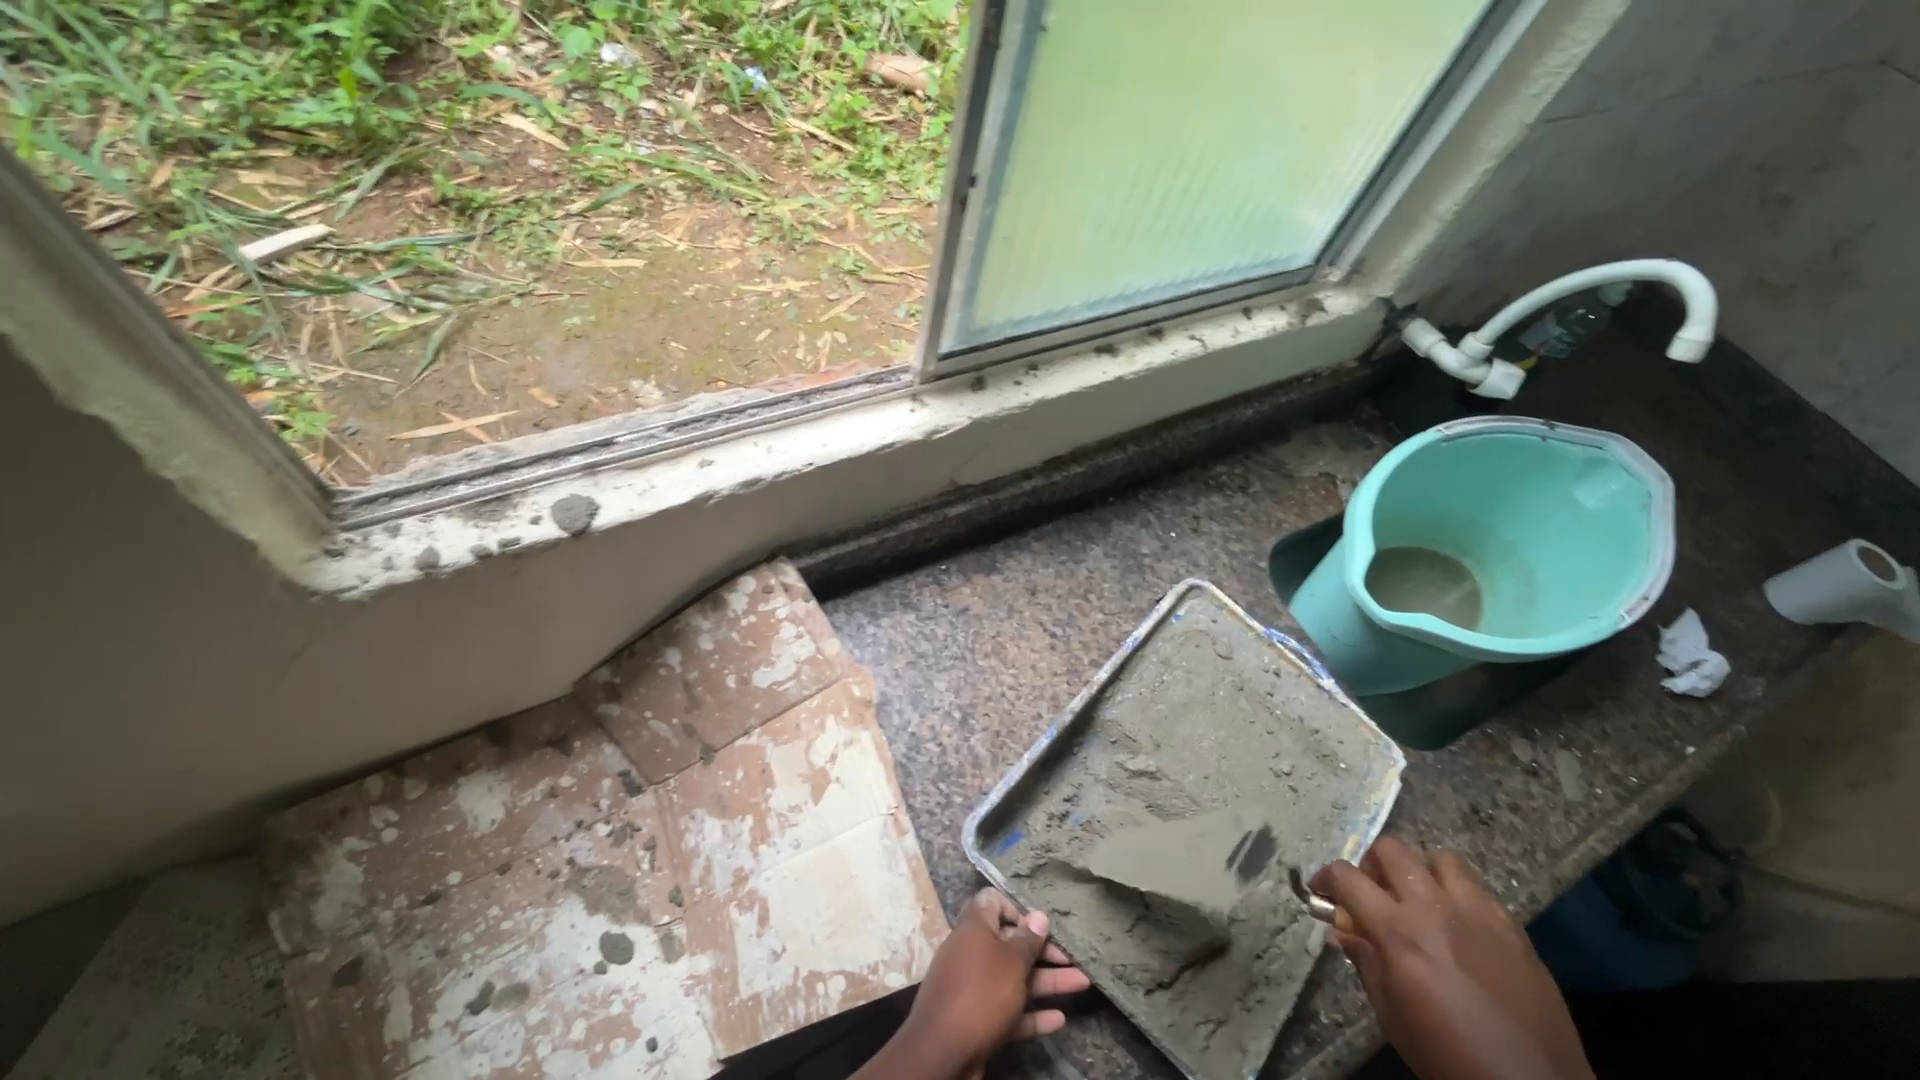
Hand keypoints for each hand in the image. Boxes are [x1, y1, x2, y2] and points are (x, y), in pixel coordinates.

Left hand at [855, 888, 1089, 1079]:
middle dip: (1044, 951)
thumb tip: (1038, 915)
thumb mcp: (1011, 962)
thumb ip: (1027, 941)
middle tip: (1074, 957)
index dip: (1017, 908)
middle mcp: (972, 953)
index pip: (992, 902)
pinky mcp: (977, 1020)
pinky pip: (1008, 1010)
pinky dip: (1031, 1014)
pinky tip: (1058, 1019)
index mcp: (974, 929)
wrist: (942, 1053)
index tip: (1041, 924)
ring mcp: (973, 988)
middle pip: (1010, 944)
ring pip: (1014, 979)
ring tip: (1083, 982)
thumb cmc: (981, 994)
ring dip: (1047, 981)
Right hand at [1314, 837, 1593, 1079]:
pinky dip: (1460, 896)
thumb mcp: (1392, 1015)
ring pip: (1441, 859)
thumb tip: (1341, 932)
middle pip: (1393, 850)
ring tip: (1421, 902)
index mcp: (1398, 931)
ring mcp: (1478, 913)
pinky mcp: (1513, 926)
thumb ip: (1365, 962)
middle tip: (1373, 894)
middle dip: (1372, 865)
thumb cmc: (1447, 1054)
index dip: (1326, 878)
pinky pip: (1479, 890)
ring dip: (1422, 872)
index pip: (1347, 877)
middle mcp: (1435, 909)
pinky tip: (1460, 928)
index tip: (1322, 892)